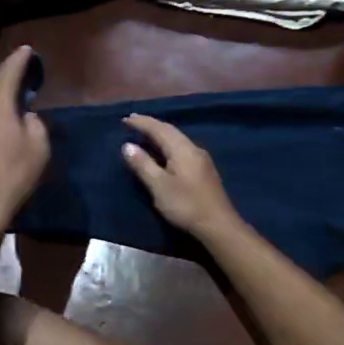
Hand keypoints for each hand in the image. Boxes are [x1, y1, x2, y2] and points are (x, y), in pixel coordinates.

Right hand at [120, 114, 240, 238]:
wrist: (218, 225)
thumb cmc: (186, 205)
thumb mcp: (159, 186)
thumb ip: (143, 164)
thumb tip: (128, 146)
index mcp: (182, 149)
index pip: (159, 129)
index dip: (142, 123)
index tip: (125, 119)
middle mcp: (193, 149)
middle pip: (170, 131)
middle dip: (151, 125)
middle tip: (133, 122)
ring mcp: (201, 159)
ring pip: (177, 139)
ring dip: (160, 134)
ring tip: (145, 134)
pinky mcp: (203, 170)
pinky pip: (181, 148)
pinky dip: (167, 145)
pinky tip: (163, 152)